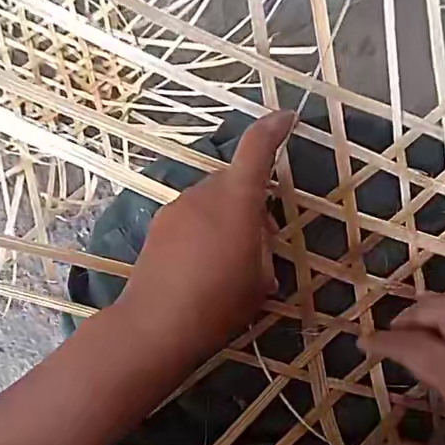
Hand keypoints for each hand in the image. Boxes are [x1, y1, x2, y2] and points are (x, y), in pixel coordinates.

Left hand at [113, 110, 292, 364]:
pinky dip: (204, 230)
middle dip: (251, 201)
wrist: (157, 325)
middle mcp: (204, 194)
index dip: (274, 129)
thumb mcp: (261, 281)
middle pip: (234, 180)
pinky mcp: (158, 226)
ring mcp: (177, 208)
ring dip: (226, 217)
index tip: (287, 118)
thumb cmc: (220, 303)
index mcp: (237, 201)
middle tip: (260, 243)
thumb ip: (264, 251)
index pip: (257, 149)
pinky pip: (192, 217)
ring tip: (229, 262)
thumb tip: (256, 243)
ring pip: (212, 200)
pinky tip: (202, 267)